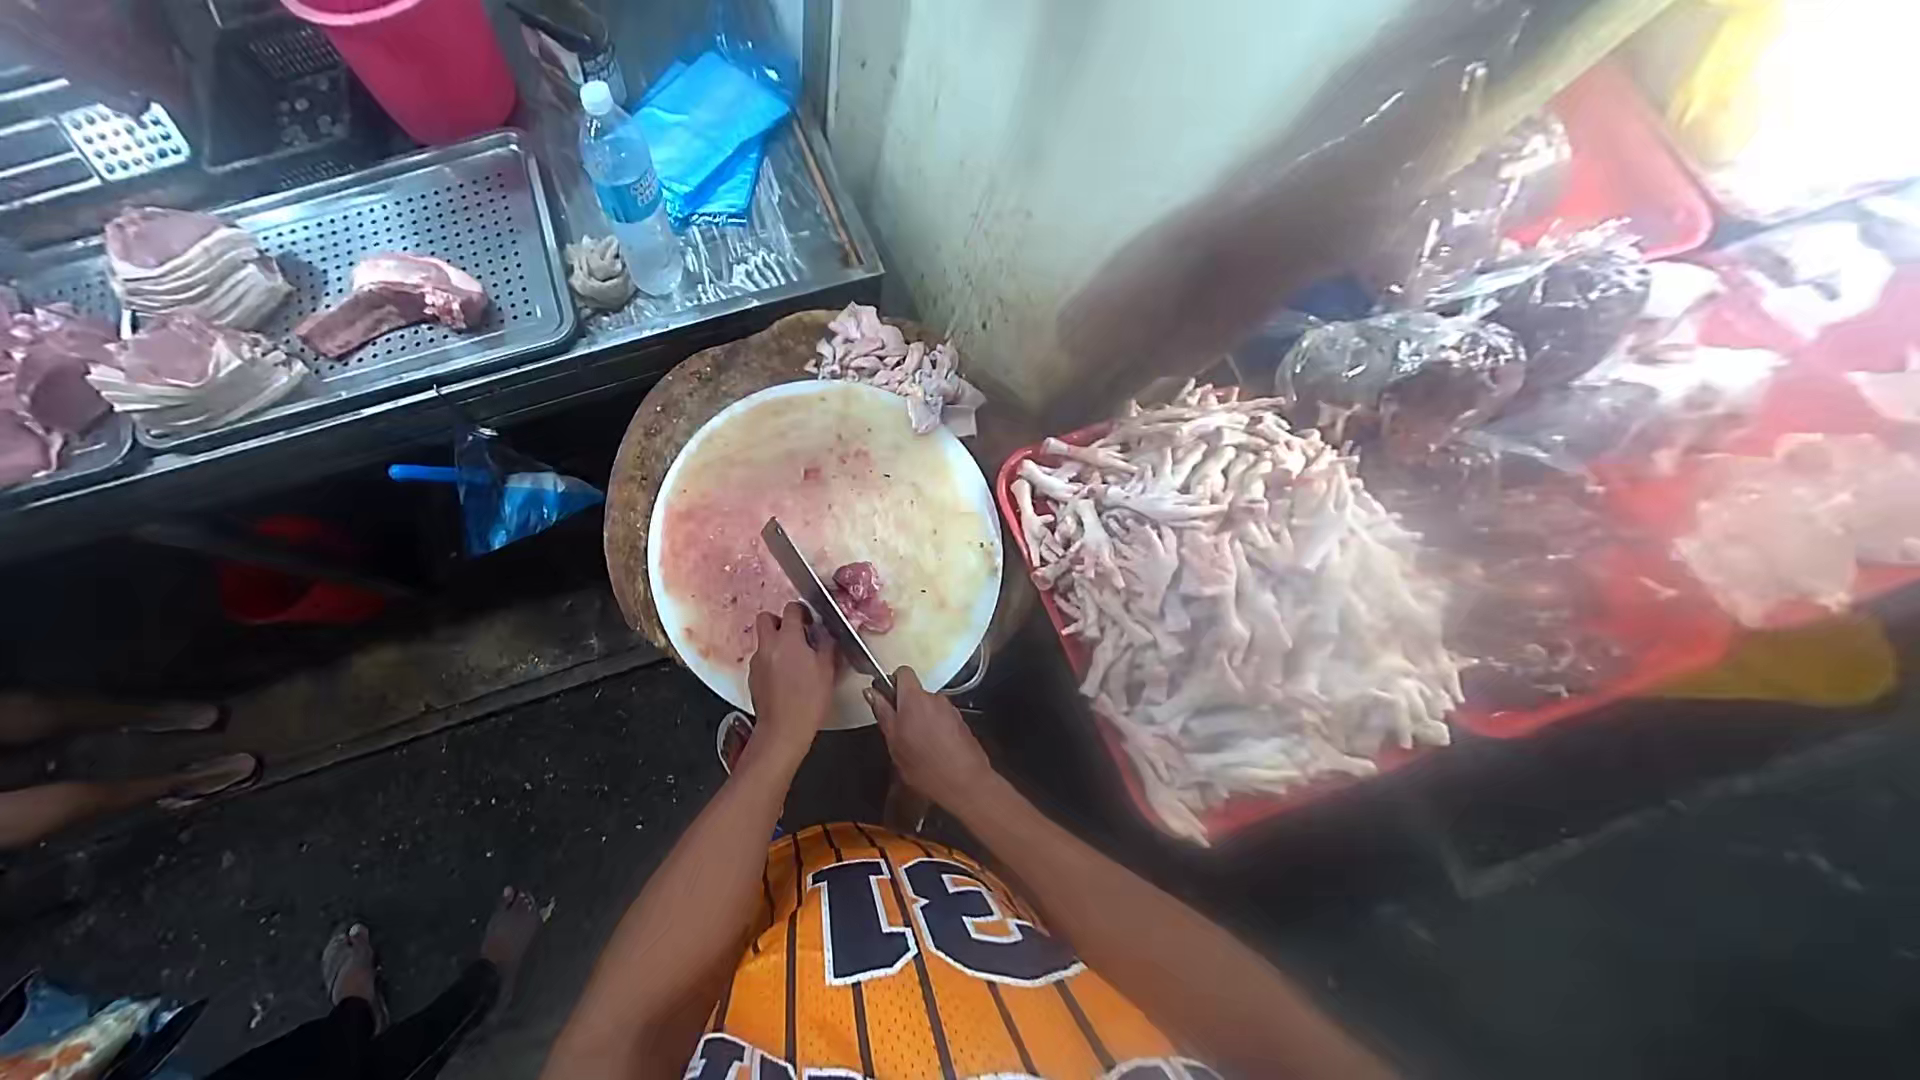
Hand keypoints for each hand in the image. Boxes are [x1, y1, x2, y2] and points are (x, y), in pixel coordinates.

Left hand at [747, 602, 836, 760]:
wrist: (784, 730)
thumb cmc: (809, 700)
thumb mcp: (827, 669)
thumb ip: (827, 644)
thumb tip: (826, 633)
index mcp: (788, 639)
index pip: (791, 609)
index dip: (802, 611)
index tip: (810, 622)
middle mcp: (768, 646)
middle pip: (766, 618)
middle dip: (780, 621)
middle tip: (796, 634)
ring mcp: (757, 662)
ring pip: (763, 641)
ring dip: (776, 643)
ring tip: (794, 661)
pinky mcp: (752, 677)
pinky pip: (761, 659)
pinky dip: (771, 661)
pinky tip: (785, 678)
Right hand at [864, 668, 996, 811]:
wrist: (965, 783)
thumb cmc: (926, 766)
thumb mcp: (894, 741)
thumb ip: (882, 713)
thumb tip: (872, 693)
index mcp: (915, 698)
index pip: (903, 672)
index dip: (893, 683)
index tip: (887, 700)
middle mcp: (935, 698)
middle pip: (916, 692)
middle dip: (906, 708)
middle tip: (899, 733)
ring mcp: (950, 709)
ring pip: (929, 707)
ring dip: (921, 720)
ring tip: (917, 747)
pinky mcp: (961, 722)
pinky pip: (942, 719)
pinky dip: (936, 729)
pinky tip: (933, 751)